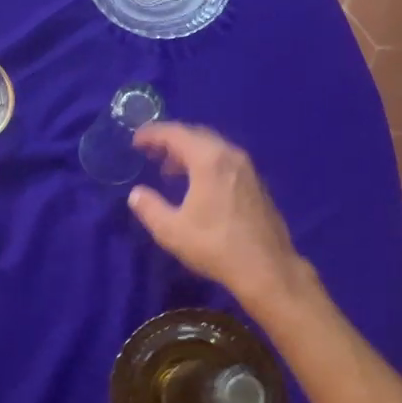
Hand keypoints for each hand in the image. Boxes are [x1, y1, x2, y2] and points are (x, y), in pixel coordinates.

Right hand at [127, 123, 311, 306]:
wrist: (266, 268)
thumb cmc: (214, 245)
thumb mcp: (171, 230)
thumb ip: (149, 207)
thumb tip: (137, 194)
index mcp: (209, 160)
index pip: (176, 134)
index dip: (152, 134)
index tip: (135, 141)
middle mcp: (231, 156)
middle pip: (196, 135)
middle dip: (171, 140)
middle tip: (151, 151)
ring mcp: (248, 169)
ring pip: (213, 148)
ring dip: (189, 152)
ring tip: (169, 169)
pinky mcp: (257, 184)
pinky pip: (225, 161)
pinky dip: (206, 163)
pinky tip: (198, 184)